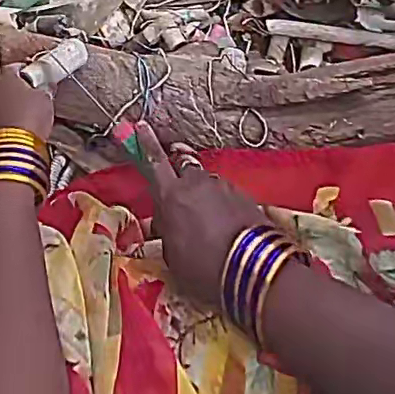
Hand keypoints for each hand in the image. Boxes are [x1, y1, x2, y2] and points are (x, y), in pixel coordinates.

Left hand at [0, 63, 53, 138]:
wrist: (9, 149)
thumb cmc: (29, 118)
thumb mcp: (46, 99)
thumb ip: (45, 89)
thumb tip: (47, 86)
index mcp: (6, 76)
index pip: (17, 67)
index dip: (29, 72)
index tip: (38, 78)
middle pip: (6, 84)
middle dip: (18, 90)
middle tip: (34, 97)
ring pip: (0, 101)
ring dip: (11, 106)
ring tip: (27, 115)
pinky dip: (6, 120)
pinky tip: (18, 128)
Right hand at [136, 123, 266, 306]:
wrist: (253, 267)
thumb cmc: (204, 268)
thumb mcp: (174, 257)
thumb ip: (166, 232)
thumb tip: (164, 223)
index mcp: (171, 195)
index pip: (154, 161)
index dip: (146, 142)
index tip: (141, 125)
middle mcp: (195, 182)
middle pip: (183, 167)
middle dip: (179, 174)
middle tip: (179, 190)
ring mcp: (221, 185)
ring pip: (205, 181)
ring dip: (202, 193)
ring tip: (207, 220)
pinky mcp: (242, 194)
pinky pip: (225, 193)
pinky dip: (221, 204)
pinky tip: (226, 225)